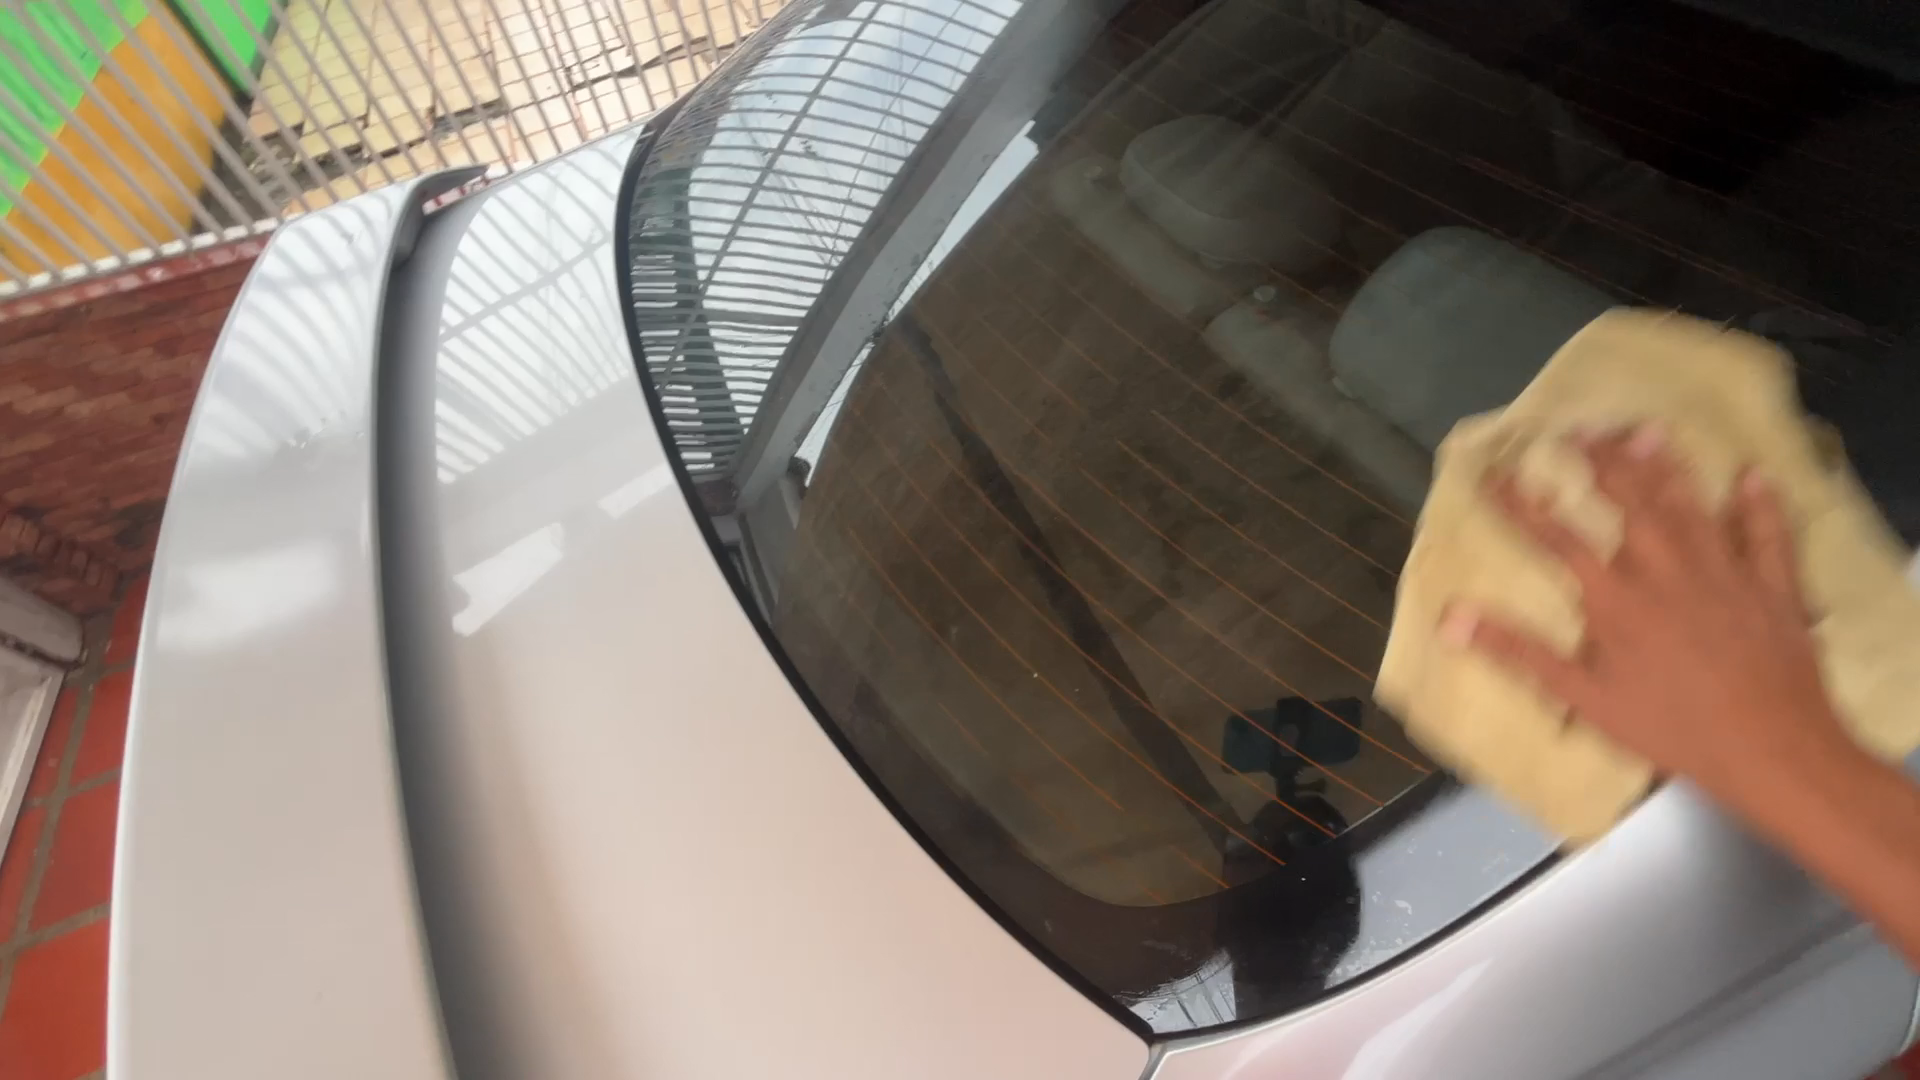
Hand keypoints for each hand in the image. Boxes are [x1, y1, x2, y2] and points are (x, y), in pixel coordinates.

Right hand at [1437, 424, 1851, 809]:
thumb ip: (1515, 650)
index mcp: (1614, 599)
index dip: (1520, 503)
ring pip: (1692, 510)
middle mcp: (1667, 574)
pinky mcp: (1775, 592)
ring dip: (1668, 469)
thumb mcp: (1579, 695)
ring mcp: (1726, 577)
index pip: (1555, 538)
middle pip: (1630, 506)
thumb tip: (1451, 618)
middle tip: (1583, 430)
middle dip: (1602, 465)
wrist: (1777, 754)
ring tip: (1649, 432)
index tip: (1494, 473)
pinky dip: (1762, 507)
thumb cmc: (1667, 725)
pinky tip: (1755, 477)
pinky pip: (1769, 539)